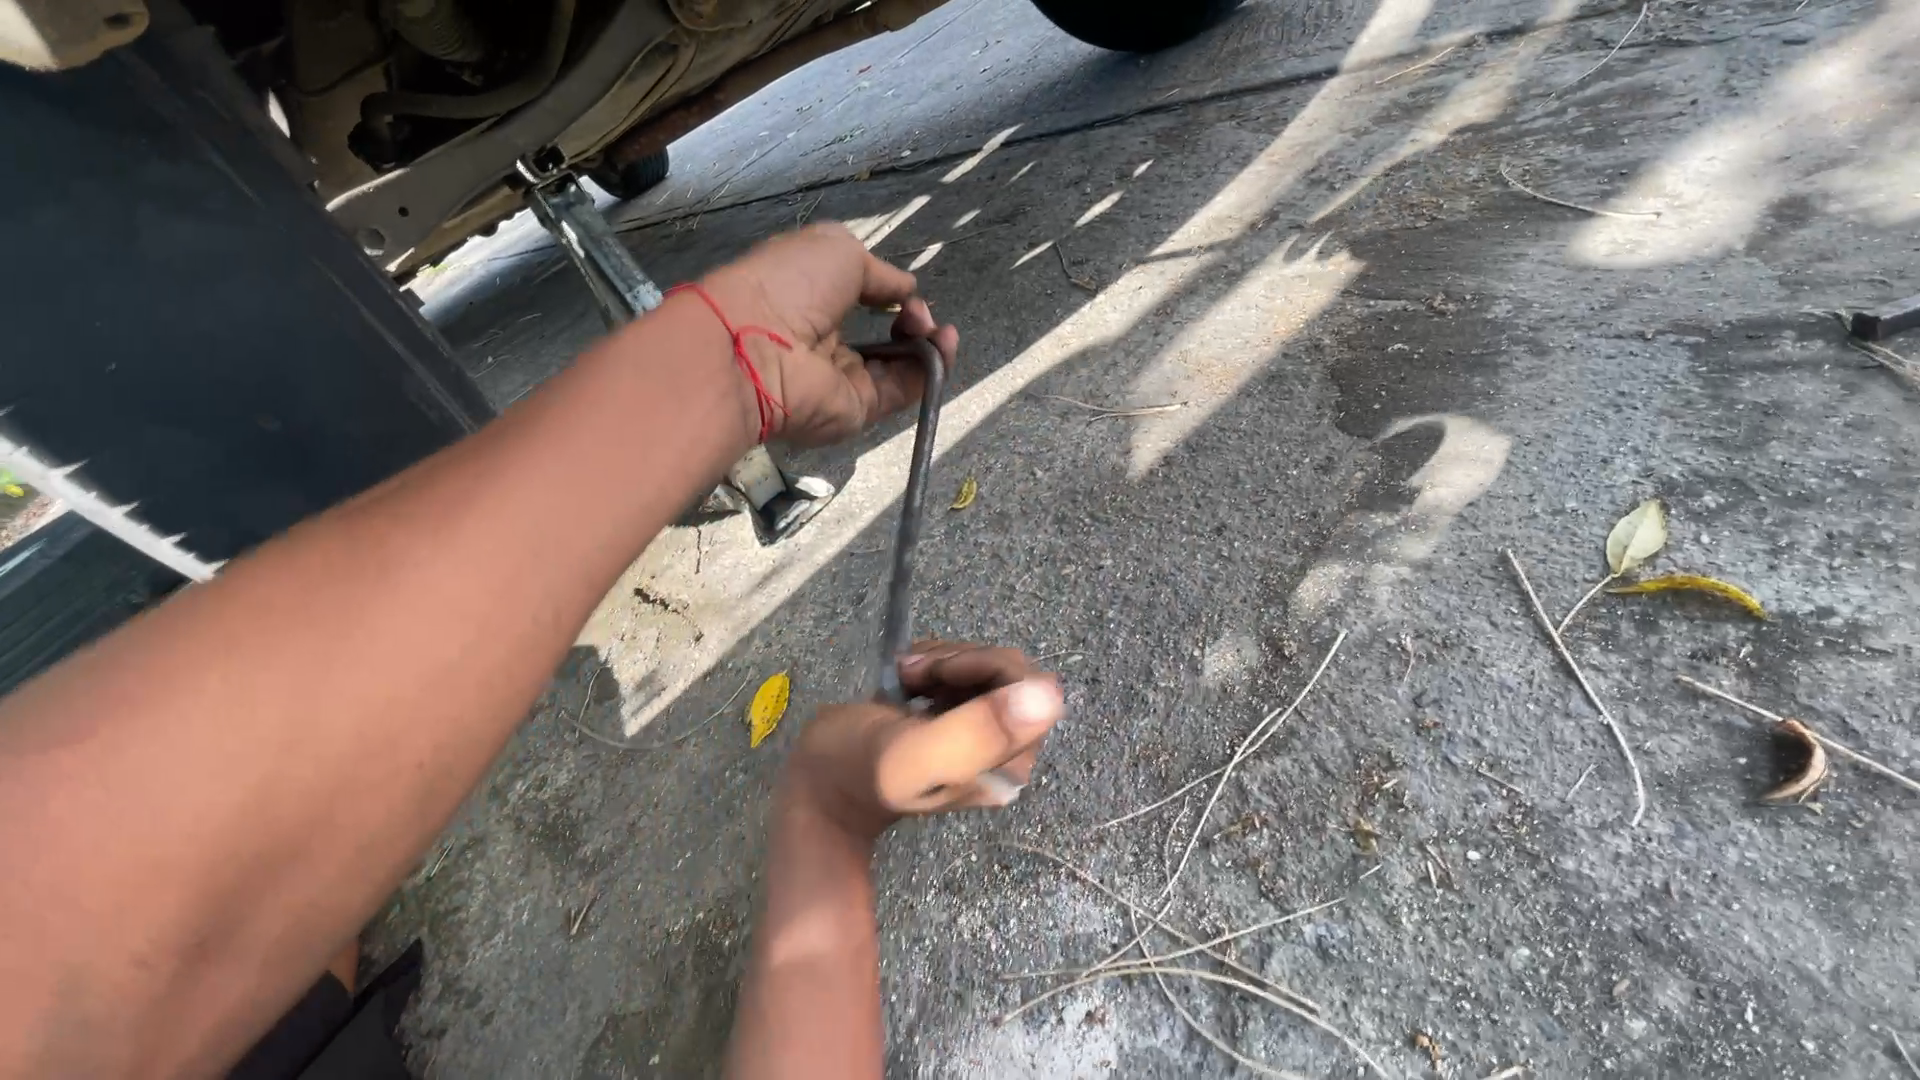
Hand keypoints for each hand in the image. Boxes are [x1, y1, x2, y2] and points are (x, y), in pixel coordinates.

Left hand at [694, 224, 959, 446]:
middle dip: (914, 321)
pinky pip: (901, 391)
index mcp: (811, 301)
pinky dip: (929, 370)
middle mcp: (826, 344)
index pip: (861, 302)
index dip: (891, 295)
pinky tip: (942, 345)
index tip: (905, 290)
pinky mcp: (858, 411)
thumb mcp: (836, 251)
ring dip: (928, 345)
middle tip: (918, 313)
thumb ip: (880, 273)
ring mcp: (843, 381)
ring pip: (899, 367)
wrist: (757, 348)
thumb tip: (908, 288)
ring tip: (940, 330)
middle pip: (885, 338)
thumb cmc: (788, 285)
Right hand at [781, 642, 1065, 841]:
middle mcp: (1008, 751)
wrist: (820, 786)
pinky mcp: (962, 719)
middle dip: (959, 660)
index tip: (934, 675)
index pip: (1032, 687)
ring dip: (943, 659)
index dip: (983, 666)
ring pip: (987, 665)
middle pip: (1010, 670)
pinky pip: (968, 670)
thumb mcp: (914, 754)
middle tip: (912, 675)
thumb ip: (977, 732)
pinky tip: (907, 680)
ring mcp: (985, 734)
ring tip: (904, 678)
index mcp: (1009, 764)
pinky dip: (936, 663)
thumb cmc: (860, 770)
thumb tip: (1047, 696)